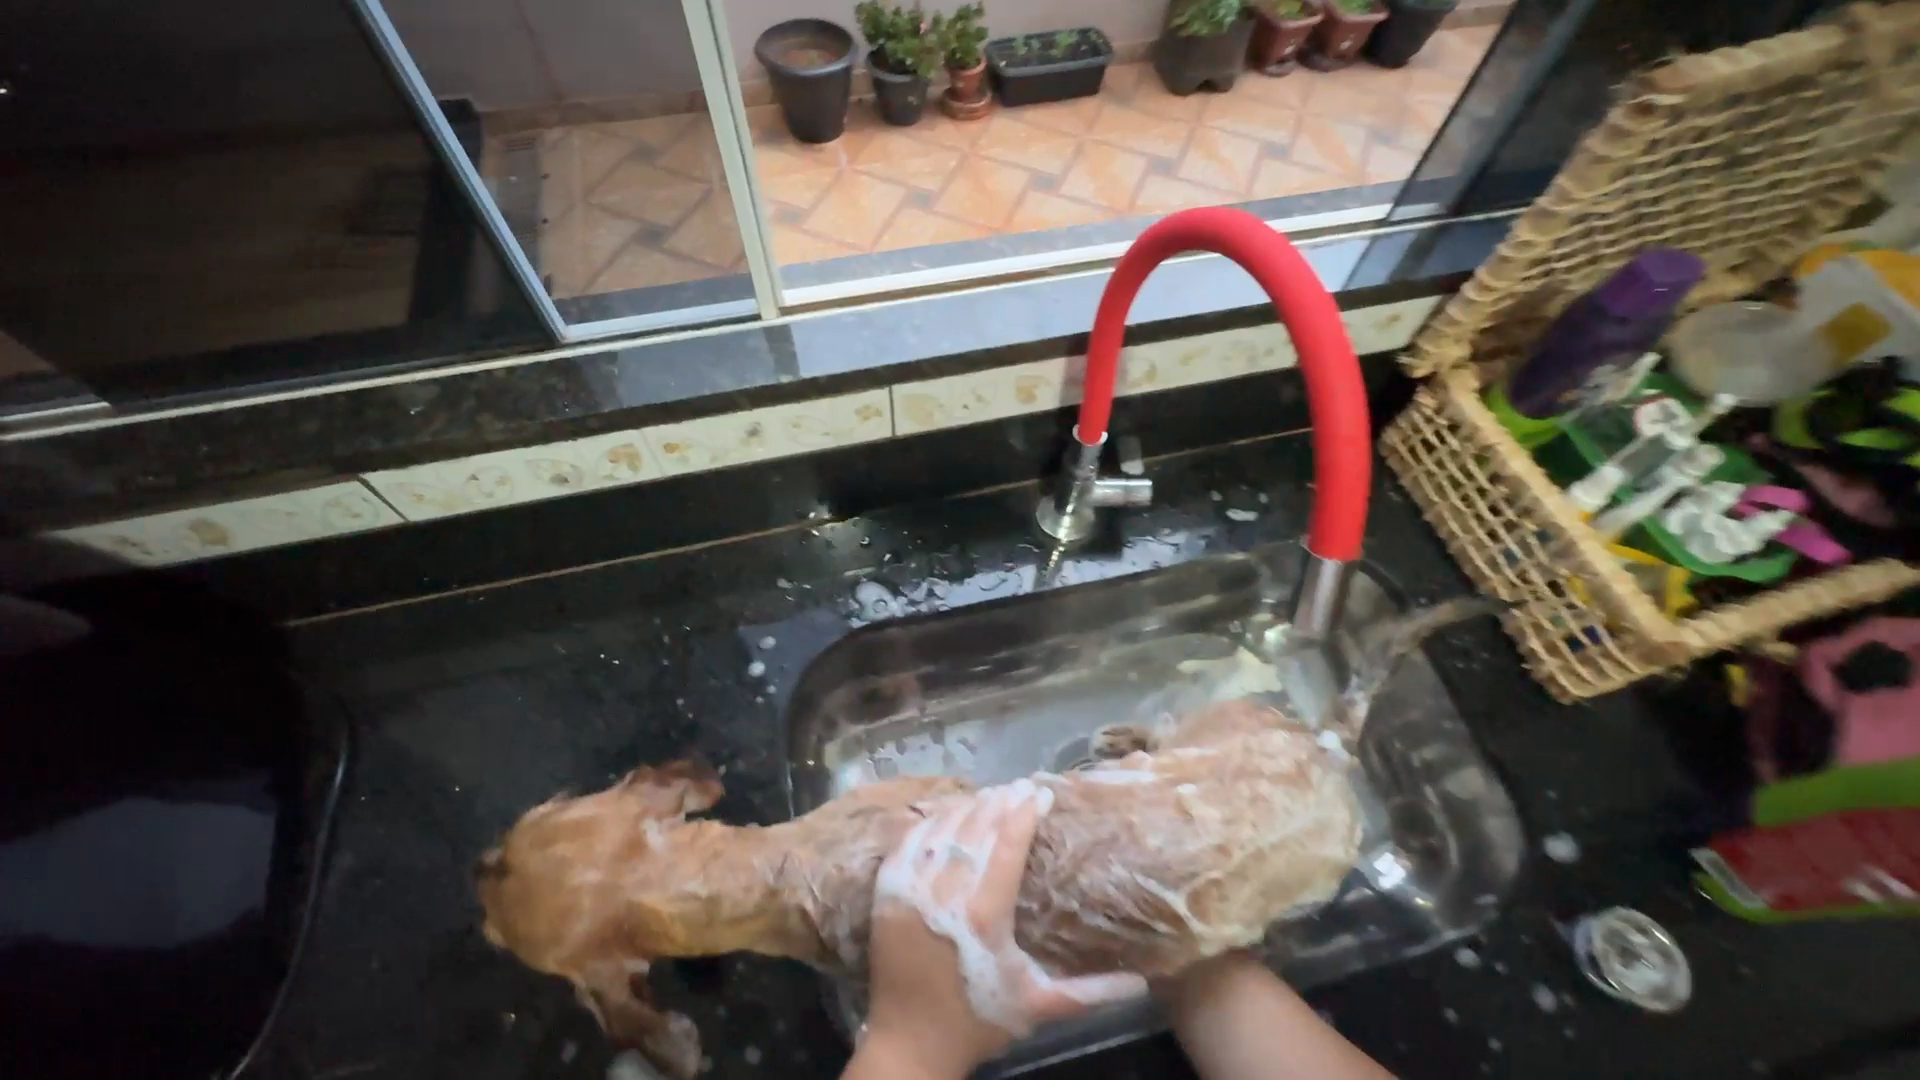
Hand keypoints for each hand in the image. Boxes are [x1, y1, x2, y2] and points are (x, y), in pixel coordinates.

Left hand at [853, 778, 1145, 1079]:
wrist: (909, 1043)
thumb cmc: (977, 1021)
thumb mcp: (1037, 1006)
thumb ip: (1090, 992)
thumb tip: (1142, 981)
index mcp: (983, 915)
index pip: (1007, 844)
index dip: (1025, 813)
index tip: (1042, 793)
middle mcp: (944, 892)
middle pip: (975, 828)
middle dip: (1000, 801)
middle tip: (1021, 785)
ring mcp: (910, 887)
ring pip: (942, 827)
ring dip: (967, 806)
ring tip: (990, 794)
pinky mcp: (886, 889)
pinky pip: (908, 839)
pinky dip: (930, 820)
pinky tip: (947, 811)